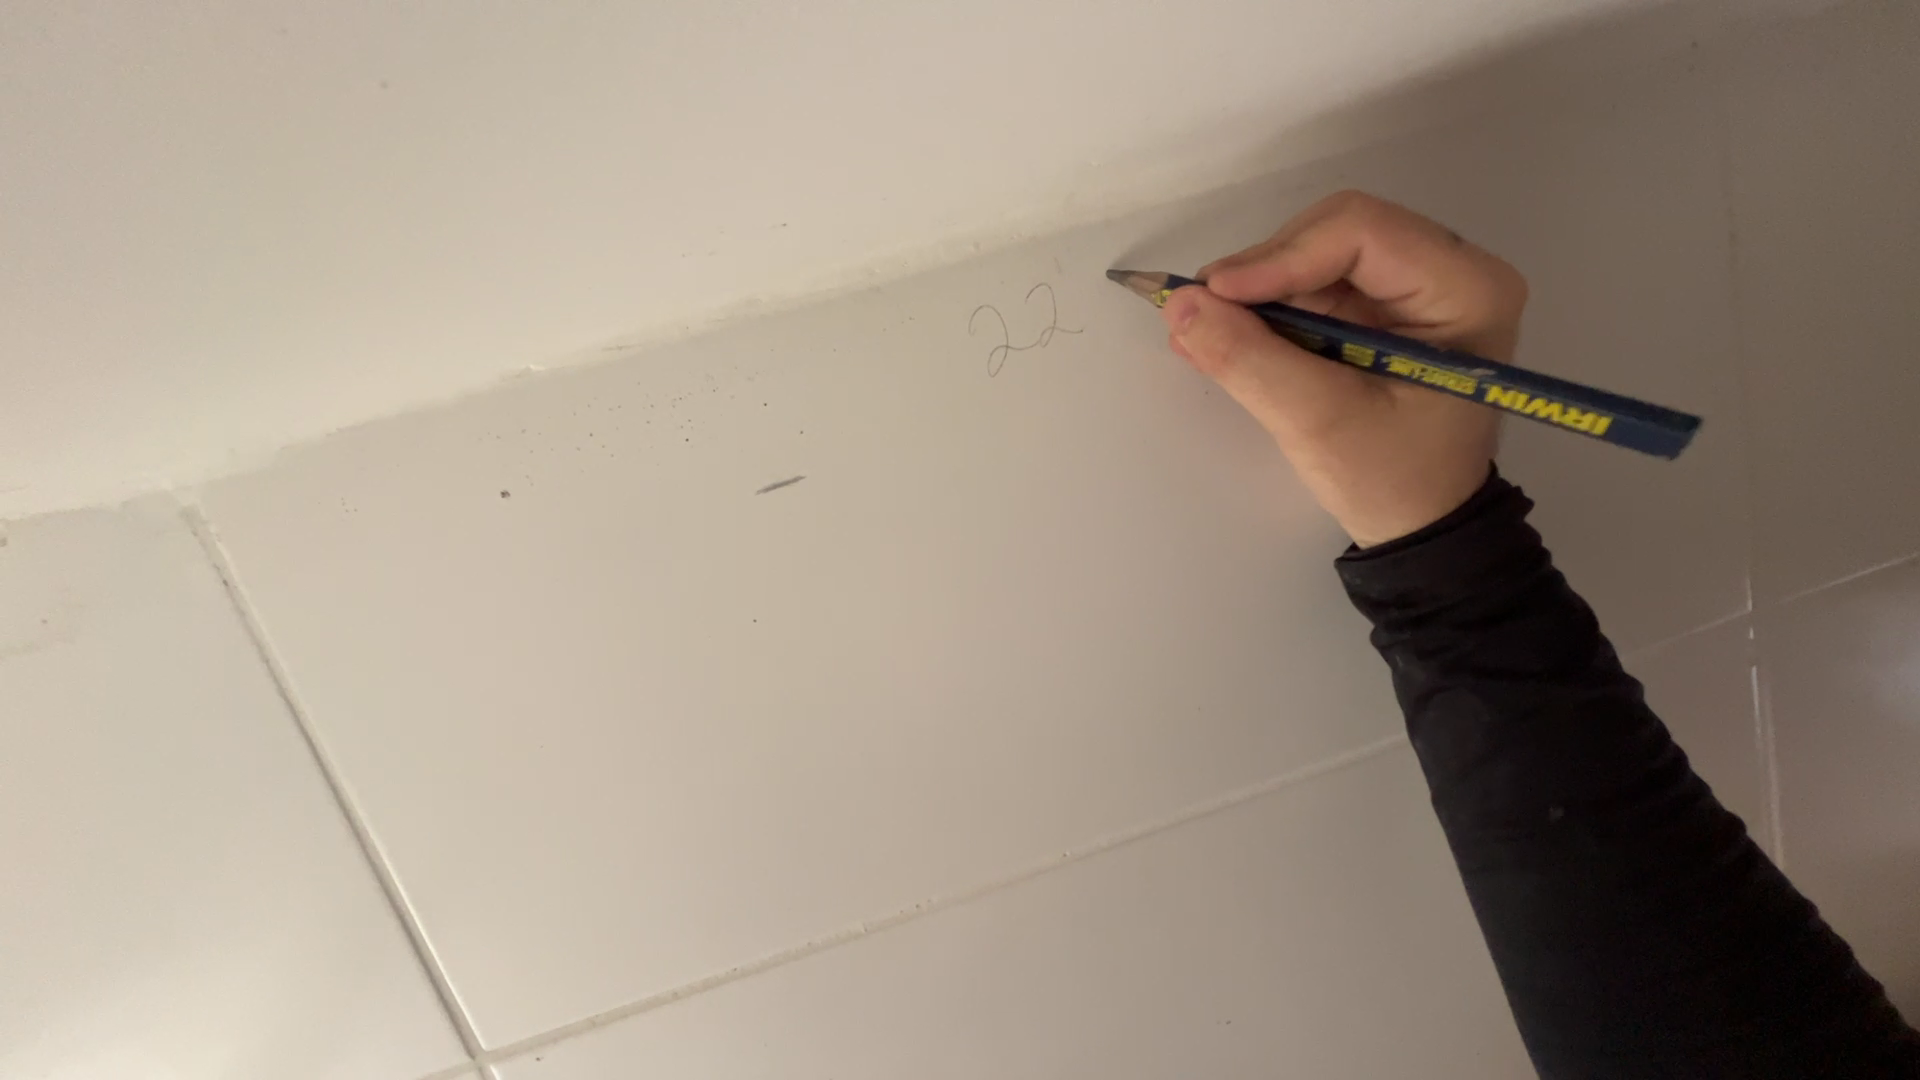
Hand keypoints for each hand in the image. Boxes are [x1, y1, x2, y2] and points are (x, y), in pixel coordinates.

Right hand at [1162, 191, 1527, 547]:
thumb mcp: (1318, 422)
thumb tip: (1179, 306)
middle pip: (1333, 235)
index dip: (1279, 256)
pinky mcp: (1369, 315)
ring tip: (1200, 333)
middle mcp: (1440, 273)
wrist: (1417, 525)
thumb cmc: (1390, 479)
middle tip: (1201, 314)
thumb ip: (1250, 362)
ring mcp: (1403, 292)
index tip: (1212, 296)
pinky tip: (1217, 338)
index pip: (1361, 232)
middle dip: (1262, 272)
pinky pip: (1304, 292)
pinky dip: (1257, 313)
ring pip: (1311, 258)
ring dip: (1251, 294)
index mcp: (1463, 289)